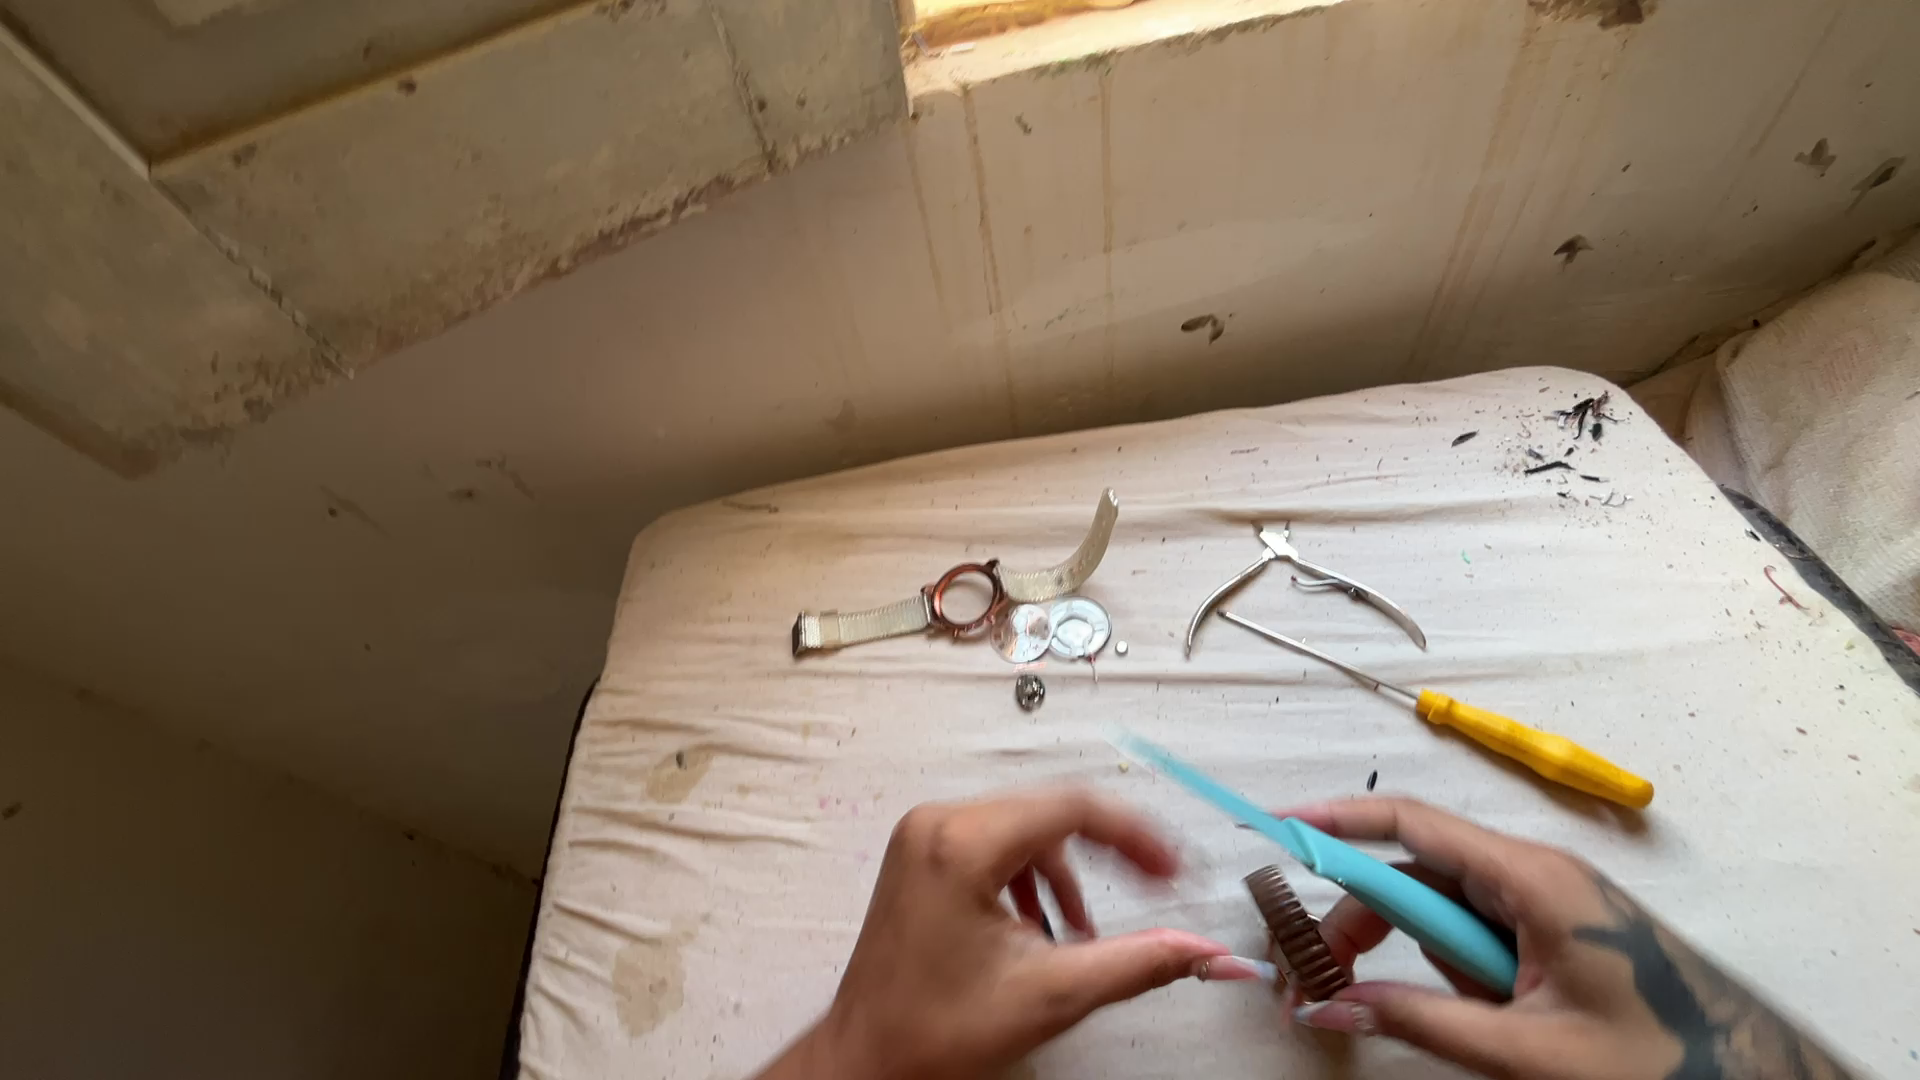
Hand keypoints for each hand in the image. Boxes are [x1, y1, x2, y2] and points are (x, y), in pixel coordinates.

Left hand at [756, 789, 1229, 1079]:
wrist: (865, 1060)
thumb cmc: (931, 1033)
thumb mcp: (1050, 995)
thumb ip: (1139, 963)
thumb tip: (1202, 950)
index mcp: (961, 843)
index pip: (1071, 808)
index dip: (1134, 835)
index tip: (1171, 867)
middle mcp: (938, 822)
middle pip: (1049, 812)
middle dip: (1106, 851)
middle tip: (1154, 883)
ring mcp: (925, 834)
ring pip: (1024, 826)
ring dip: (1065, 870)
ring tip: (1083, 928)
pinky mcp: (924, 851)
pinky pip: (994, 841)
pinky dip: (1029, 875)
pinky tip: (1042, 922)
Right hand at [1278, 797, 1853, 1079]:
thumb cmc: (1661, 1065)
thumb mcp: (1530, 1055)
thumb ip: (1422, 1021)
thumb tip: (1328, 1003)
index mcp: (1526, 876)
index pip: (1408, 823)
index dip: (1336, 818)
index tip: (1278, 825)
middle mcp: (1526, 872)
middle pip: (1412, 872)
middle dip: (1365, 922)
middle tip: (1323, 974)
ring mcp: (1539, 899)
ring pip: (1441, 910)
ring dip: (1426, 961)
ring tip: (1471, 1028)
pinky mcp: (1548, 928)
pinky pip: (1475, 934)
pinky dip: (1461, 972)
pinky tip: (1501, 1021)